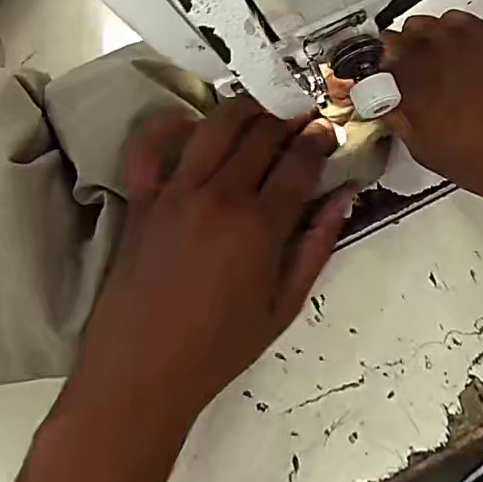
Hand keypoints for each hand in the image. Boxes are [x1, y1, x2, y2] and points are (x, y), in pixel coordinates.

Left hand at [64, 99, 351, 429]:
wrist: (139, 374)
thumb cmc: (219, 347)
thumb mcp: (285, 304)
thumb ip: (318, 244)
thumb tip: (343, 197)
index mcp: (260, 225)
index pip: (299, 161)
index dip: (319, 138)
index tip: (327, 129)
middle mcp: (220, 196)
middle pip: (263, 134)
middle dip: (290, 117)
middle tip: (303, 115)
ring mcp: (176, 193)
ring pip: (216, 127)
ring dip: (245, 108)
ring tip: (263, 107)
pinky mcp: (141, 200)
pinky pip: (149, 147)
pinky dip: (168, 125)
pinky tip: (190, 120)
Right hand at [381, 10, 482, 207]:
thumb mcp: (431, 153)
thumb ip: (401, 123)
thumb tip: (387, 108)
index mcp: (411, 88)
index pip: (369, 71)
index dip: (367, 81)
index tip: (371, 89)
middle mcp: (431, 55)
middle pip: (391, 42)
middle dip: (389, 60)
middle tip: (400, 81)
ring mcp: (460, 40)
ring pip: (421, 25)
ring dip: (416, 42)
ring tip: (429, 66)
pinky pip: (453, 20)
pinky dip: (447, 32)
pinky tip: (455, 54)